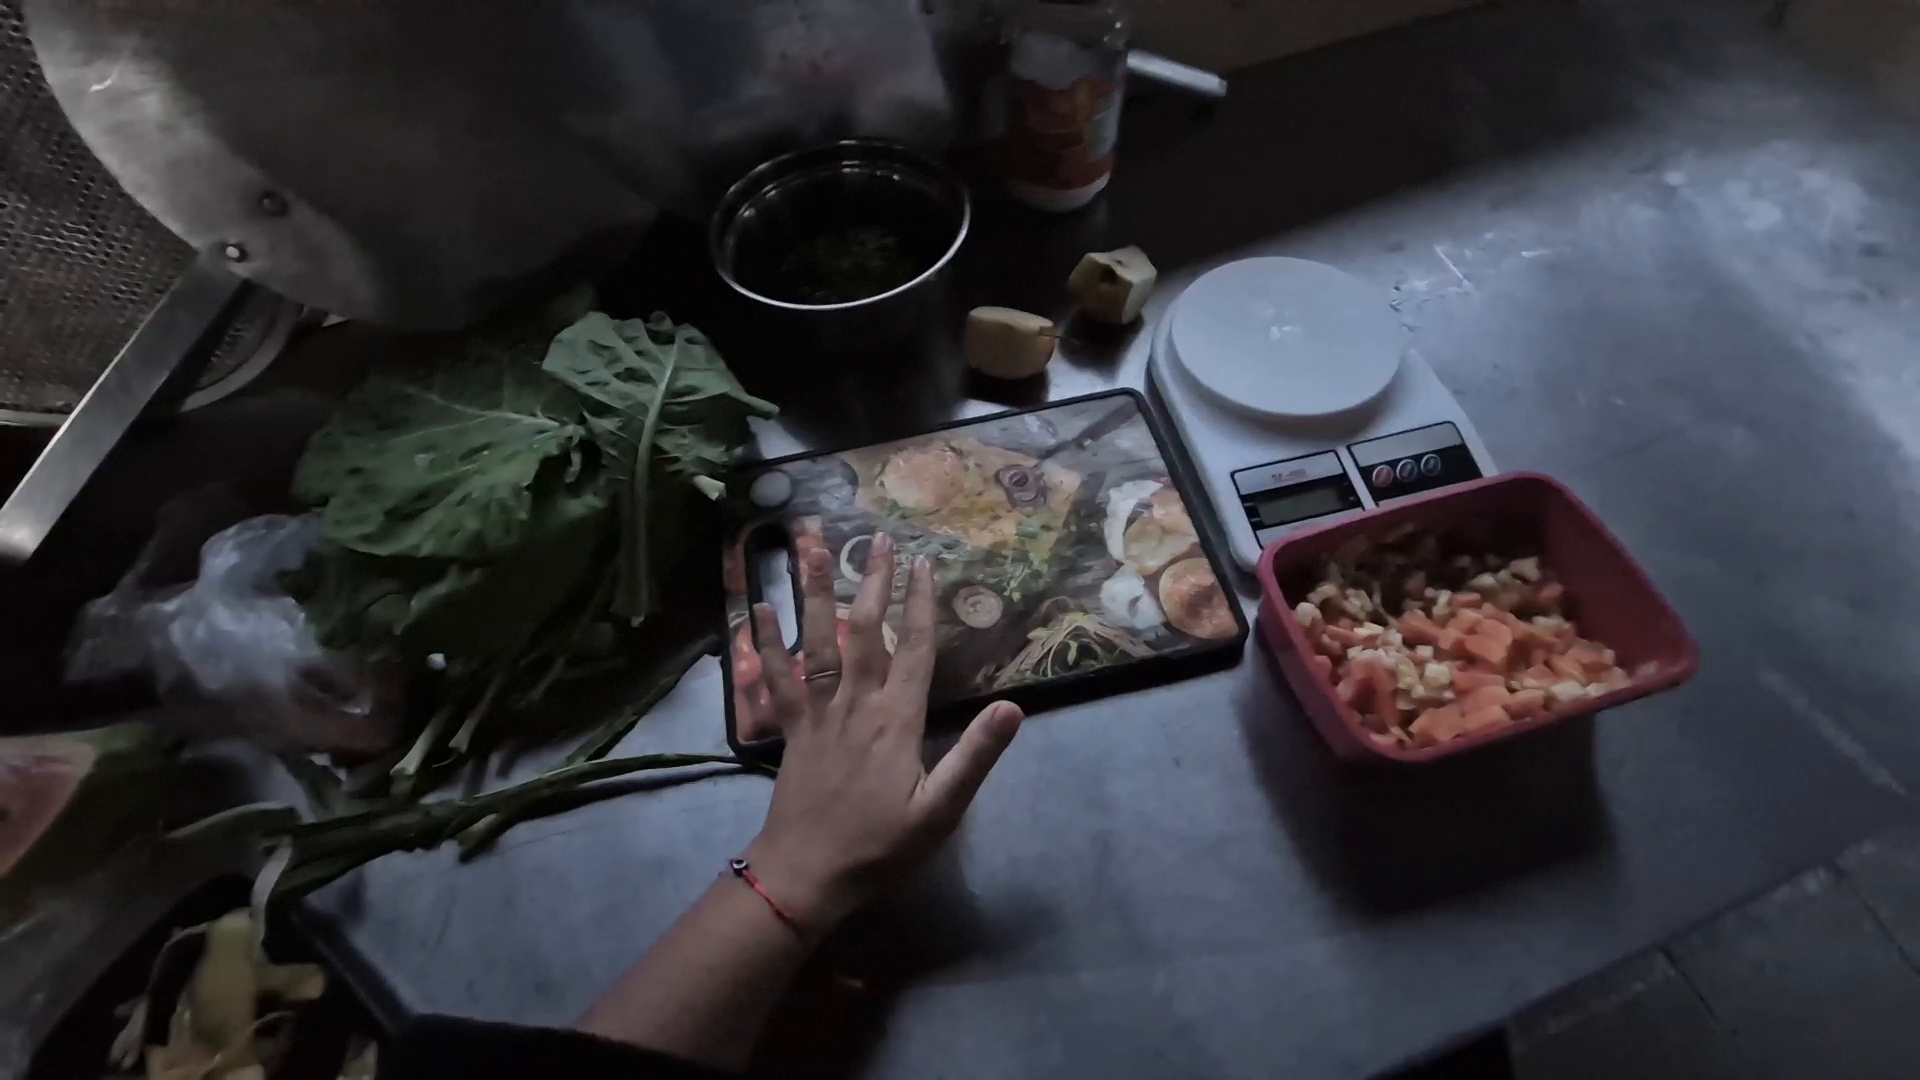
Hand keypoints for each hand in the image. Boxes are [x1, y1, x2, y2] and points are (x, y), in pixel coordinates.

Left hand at [743, 531, 1023, 935]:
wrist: (805, 876)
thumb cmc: (880, 847)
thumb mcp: (940, 810)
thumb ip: (975, 757)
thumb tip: (1012, 708)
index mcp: (898, 719)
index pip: (917, 649)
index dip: (921, 603)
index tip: (923, 562)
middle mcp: (857, 703)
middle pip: (867, 630)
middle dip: (874, 581)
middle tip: (878, 537)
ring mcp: (819, 712)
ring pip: (818, 641)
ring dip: (815, 592)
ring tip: (812, 546)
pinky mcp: (791, 727)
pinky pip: (776, 678)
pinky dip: (765, 642)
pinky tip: (756, 607)